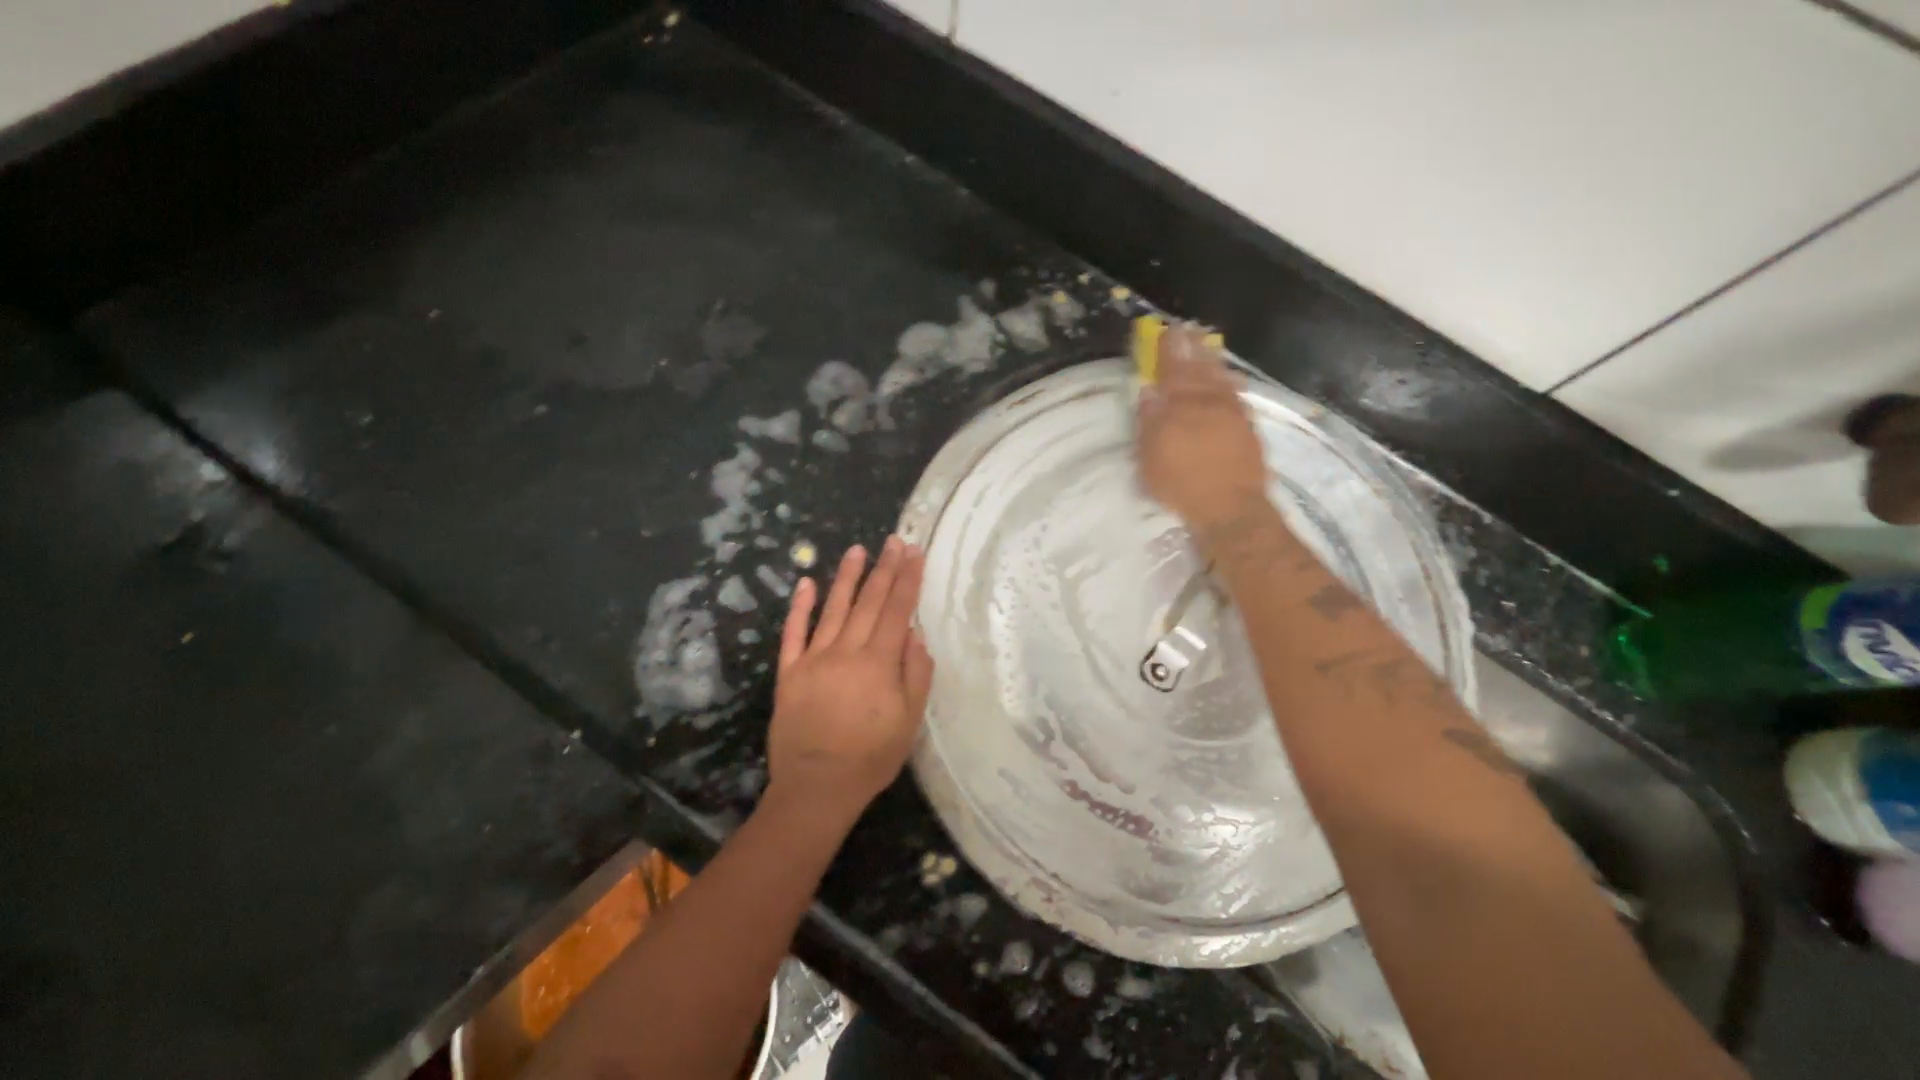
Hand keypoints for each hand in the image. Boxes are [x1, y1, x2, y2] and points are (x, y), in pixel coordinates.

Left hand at [767, 536, 934, 818]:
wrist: (817, 786)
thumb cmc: (871, 758)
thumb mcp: (909, 721)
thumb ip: (915, 675)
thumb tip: (915, 634)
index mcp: (879, 663)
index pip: (897, 611)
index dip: (907, 580)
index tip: (914, 552)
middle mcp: (846, 651)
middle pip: (868, 603)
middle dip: (883, 570)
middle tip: (893, 541)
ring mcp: (814, 658)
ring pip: (833, 609)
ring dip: (846, 578)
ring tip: (857, 550)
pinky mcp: (789, 672)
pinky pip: (794, 633)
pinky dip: (800, 607)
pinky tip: (806, 584)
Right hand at [1136, 323, 1271, 548]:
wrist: (1231, 508)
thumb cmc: (1181, 484)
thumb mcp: (1150, 457)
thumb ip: (1149, 421)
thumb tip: (1149, 391)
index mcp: (1180, 404)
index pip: (1172, 367)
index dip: (1169, 347)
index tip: (1167, 328)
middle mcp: (1208, 401)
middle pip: (1199, 367)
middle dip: (1192, 347)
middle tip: (1188, 329)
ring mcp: (1232, 412)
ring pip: (1220, 378)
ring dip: (1212, 361)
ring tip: (1207, 347)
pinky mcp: (1248, 428)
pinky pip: (1236, 394)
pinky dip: (1230, 382)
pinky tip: (1229, 379)